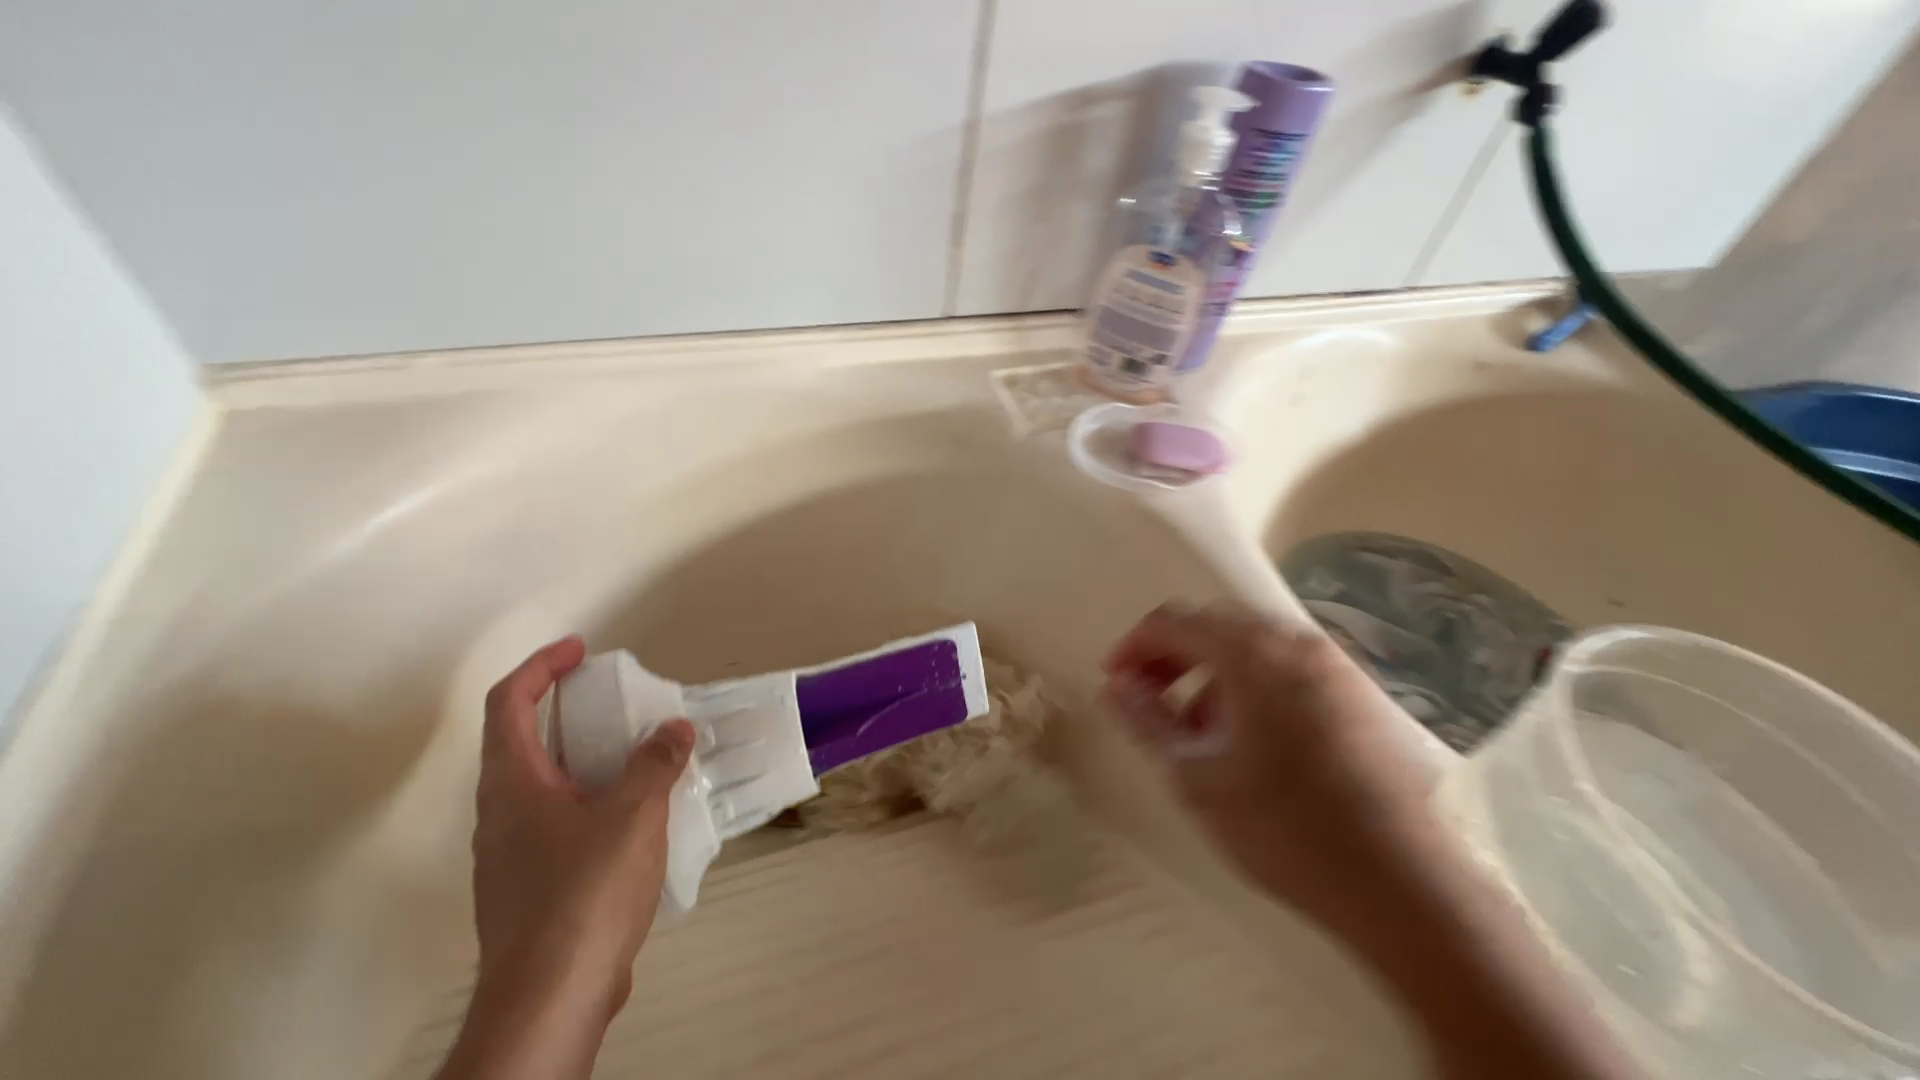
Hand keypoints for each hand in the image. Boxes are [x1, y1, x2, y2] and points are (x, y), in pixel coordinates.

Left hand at [438, 636, 693, 1079]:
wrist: (550, 996)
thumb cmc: (583, 893)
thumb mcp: (632, 816)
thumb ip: (654, 765)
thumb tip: (674, 728)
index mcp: (512, 783)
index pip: (510, 702)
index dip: (542, 666)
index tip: (581, 650)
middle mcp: (501, 812)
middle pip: (526, 742)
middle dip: (574, 714)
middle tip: (624, 706)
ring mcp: (512, 855)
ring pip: (546, 788)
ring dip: (589, 763)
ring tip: (642, 761)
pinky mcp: (531, 889)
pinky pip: (560, 826)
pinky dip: (594, 805)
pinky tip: (638, 824)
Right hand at [1103, 604, 1644, 1079]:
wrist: (1403, 882)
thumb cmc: (1283, 827)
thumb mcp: (1196, 777)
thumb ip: (1148, 722)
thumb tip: (1115, 687)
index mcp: (1252, 652)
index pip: (1174, 620)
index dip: (1134, 646)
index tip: (1114, 685)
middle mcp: (1298, 642)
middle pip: (1217, 627)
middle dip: (1172, 658)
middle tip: (1148, 704)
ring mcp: (1338, 666)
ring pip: (1256, 649)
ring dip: (1213, 674)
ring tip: (1198, 733)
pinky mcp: (1363, 696)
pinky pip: (1291, 671)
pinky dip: (1255, 687)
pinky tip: (1252, 743)